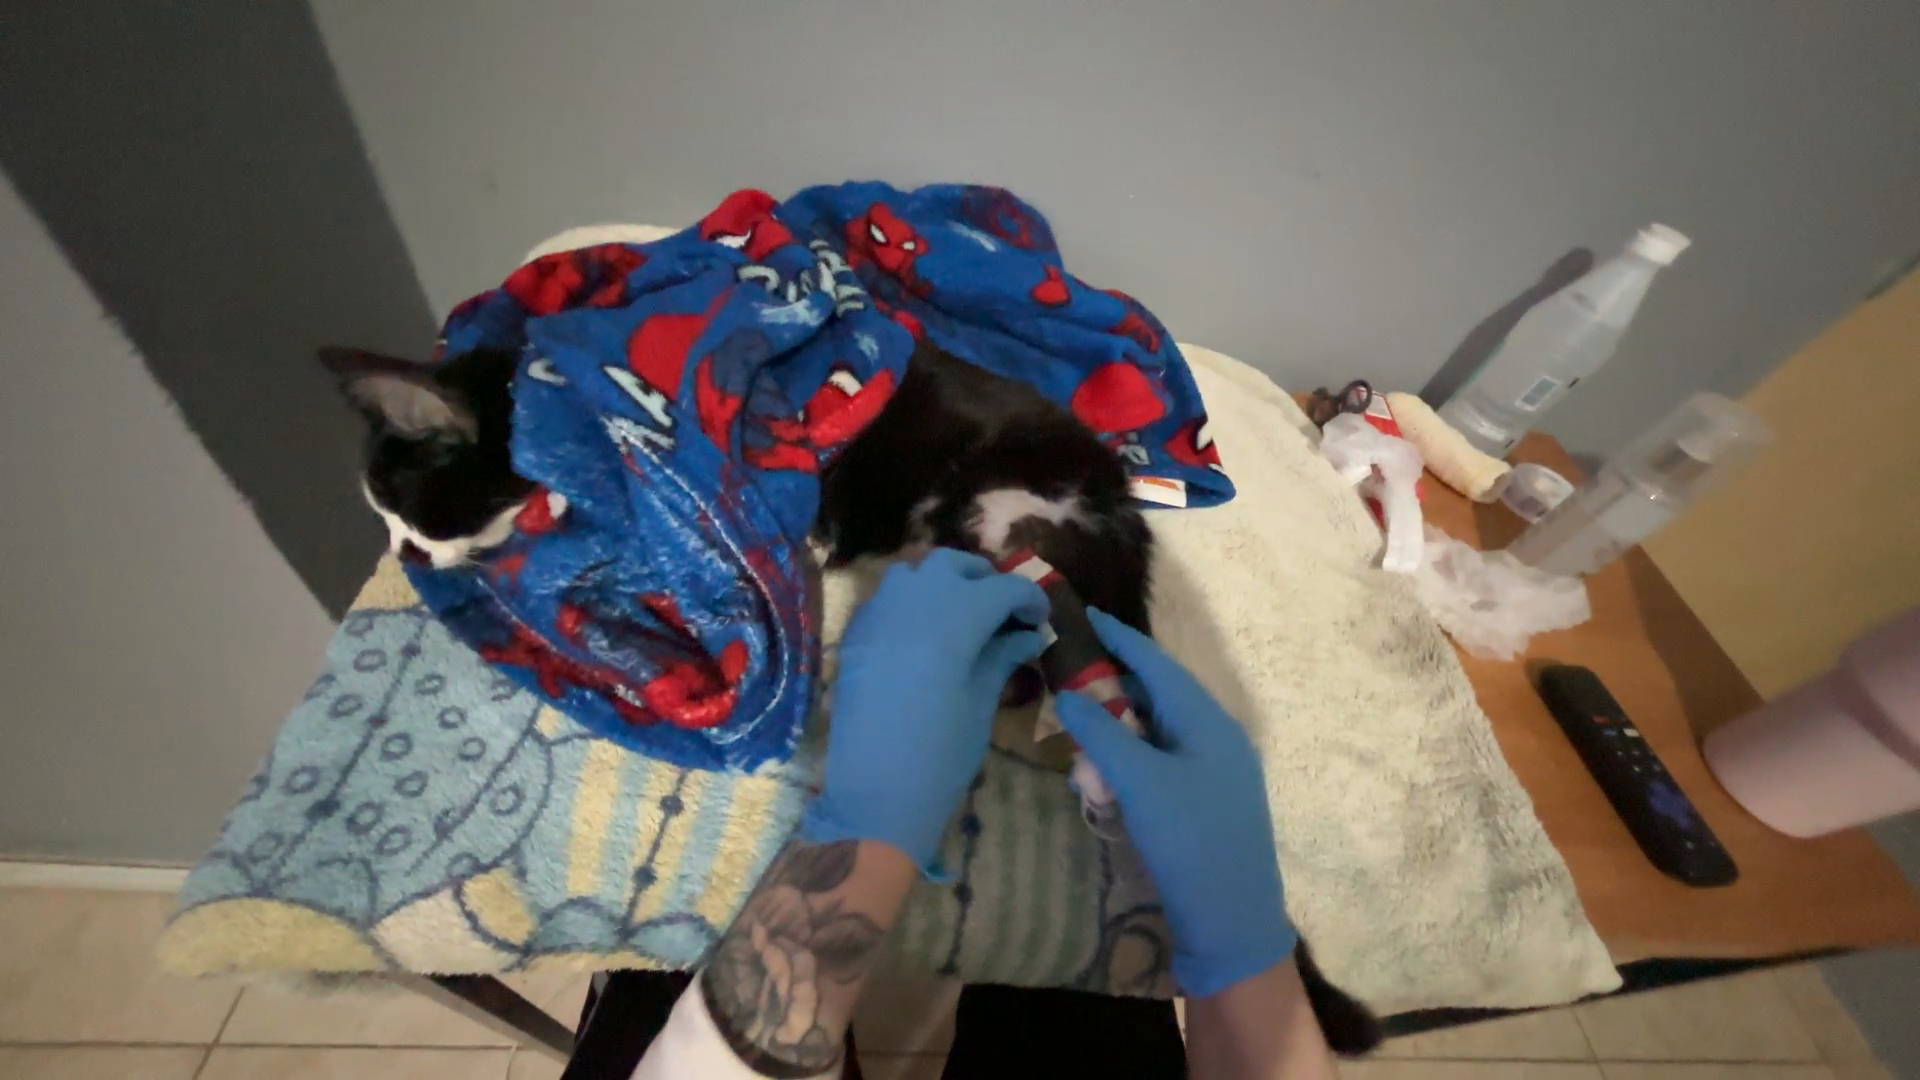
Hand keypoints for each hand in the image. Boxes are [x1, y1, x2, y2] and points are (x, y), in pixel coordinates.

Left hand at [803, 548, 1048, 868]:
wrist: (873, 797)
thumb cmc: (940, 757)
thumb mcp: (981, 704)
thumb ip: (1002, 657)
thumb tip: (1027, 635)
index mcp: (952, 622)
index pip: (1001, 588)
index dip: (1029, 598)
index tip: (1040, 619)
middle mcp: (912, 604)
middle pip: (954, 564)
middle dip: (985, 579)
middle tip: (1003, 610)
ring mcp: (877, 615)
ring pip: (914, 572)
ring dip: (943, 582)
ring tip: (961, 614)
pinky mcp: (855, 634)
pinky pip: (888, 597)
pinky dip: (912, 601)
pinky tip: (924, 635)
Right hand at [1056, 609, 1297, 996]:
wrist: (1233, 921)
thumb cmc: (1188, 839)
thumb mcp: (1138, 781)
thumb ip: (1100, 732)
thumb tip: (1068, 694)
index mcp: (1205, 719)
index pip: (1155, 662)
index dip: (1118, 637)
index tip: (1085, 614)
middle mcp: (1213, 734)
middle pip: (1155, 692)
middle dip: (1111, 682)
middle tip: (1069, 671)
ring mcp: (1212, 767)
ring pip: (1155, 727)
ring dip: (1117, 724)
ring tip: (1080, 722)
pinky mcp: (1203, 796)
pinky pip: (1159, 758)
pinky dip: (1129, 756)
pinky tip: (1104, 771)